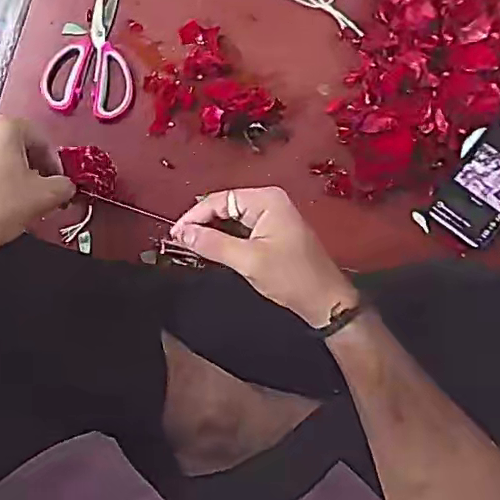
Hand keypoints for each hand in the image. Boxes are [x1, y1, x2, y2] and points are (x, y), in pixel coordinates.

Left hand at [0, 117, 75, 259]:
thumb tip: (65, 186)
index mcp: (6, 126)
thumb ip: (65, 185)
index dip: (55, 163)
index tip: (59, 181)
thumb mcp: (46, 196)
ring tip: (20, 199)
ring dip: (13, 174)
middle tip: (43, 190)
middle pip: (18, 145)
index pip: (42, 139)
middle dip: (34, 167)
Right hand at [171, 187, 355, 327]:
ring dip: (212, 231)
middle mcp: (270, 200)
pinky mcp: (273, 230)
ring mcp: (273, 214)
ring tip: (190, 246)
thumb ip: (212, 243)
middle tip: (178, 242)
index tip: (174, 234)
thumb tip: (182, 233)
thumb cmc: (291, 277)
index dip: (194, 216)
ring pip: (231, 217)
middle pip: (224, 205)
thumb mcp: (247, 261)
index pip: (219, 199)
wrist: (325, 300)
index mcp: (267, 199)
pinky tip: (211, 249)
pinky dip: (225, 237)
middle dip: (201, 222)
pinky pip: (242, 227)